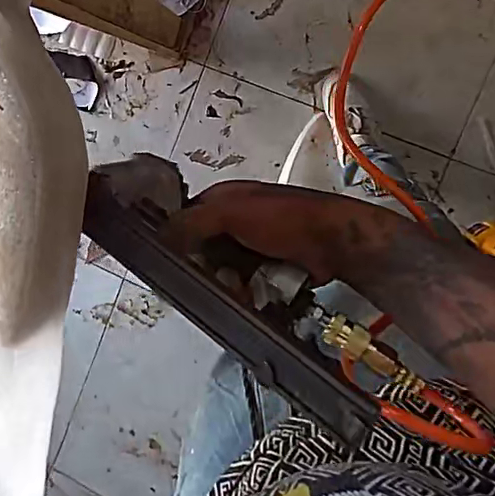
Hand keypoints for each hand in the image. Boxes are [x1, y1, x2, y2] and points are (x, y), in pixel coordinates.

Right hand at [164, 180, 409, 286]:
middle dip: (207, 269)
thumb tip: (159, 235)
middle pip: (202, 252)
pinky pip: (244, 285)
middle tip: (218, 277)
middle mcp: (234, 221)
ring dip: (229, 284)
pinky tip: (253, 296)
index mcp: (223, 199)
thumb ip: (192, 222)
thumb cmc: (286, 218)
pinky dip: (247, 293)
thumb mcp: (232, 213)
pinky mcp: (266, 269)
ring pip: (223, 273)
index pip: (185, 220)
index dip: (178, 241)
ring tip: (241, 289)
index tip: (176, 262)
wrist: (335, 243)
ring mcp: (251, 247)